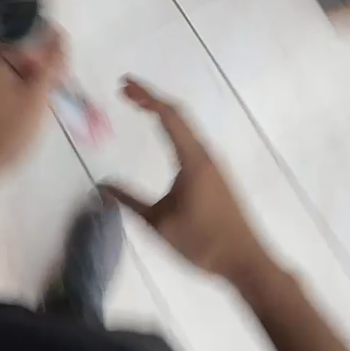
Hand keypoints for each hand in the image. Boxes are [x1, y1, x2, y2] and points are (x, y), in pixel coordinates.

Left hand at [0, 31, 66, 192]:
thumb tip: (60, 32)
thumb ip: (51, 61)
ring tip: (48, 94)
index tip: (60, 72)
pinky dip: (26, 80)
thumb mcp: (37, 94)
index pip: (31, 31)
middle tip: (57, 86)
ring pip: (21, 59)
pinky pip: (12, 71)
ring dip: (37, 73)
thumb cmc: (6, 128)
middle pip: (25, 44)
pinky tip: (36, 98)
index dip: (51, 50)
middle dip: (45, 62)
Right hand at [103, 78, 276, 287]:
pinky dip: (172, 125)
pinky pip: (190, 137)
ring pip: (185, 125)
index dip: (145, 96)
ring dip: (162, 111)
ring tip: (138, 104)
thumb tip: (101, 185)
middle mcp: (205, 154)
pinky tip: (163, 132)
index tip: (123, 85)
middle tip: (125, 89)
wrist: (248, 264)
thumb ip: (128, 201)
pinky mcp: (216, 174)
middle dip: (150, 98)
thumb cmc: (203, 242)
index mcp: (192, 160)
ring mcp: (213, 163)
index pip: (168, 116)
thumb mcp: (159, 223)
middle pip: (177, 114)